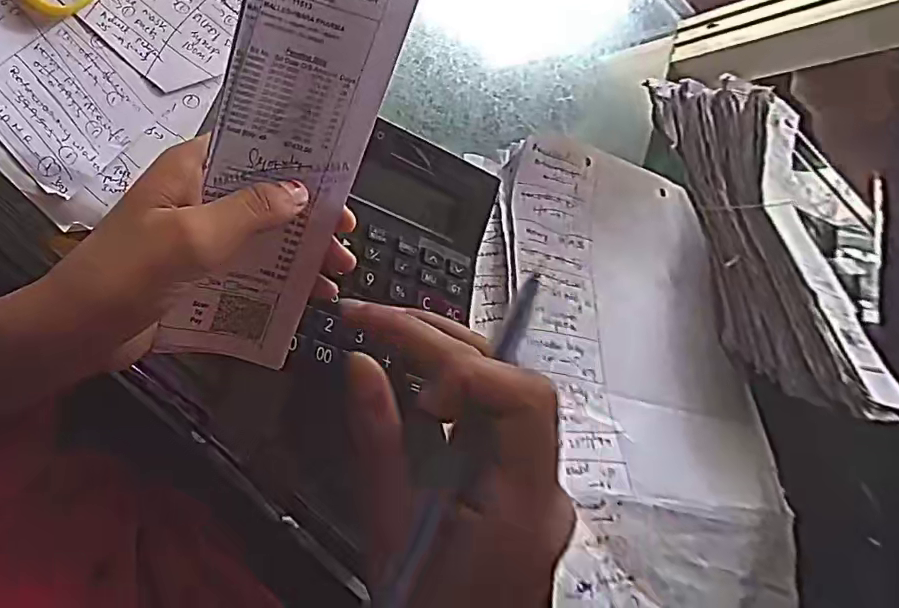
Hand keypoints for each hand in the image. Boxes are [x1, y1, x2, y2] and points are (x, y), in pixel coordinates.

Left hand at [43, 134, 356, 372]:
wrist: (72, 335)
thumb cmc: (124, 274)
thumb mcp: (191, 237)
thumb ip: (248, 211)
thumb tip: (300, 190)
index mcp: (187, 170)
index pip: (248, 146)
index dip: (292, 155)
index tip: (335, 170)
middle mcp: (194, 197)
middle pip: (260, 194)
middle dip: (304, 214)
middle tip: (346, 233)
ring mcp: (194, 238)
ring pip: (257, 235)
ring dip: (295, 251)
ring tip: (336, 271)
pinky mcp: (194, 275)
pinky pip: (243, 270)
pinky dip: (273, 281)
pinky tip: (303, 299)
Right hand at [341, 302, 574, 605]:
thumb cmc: (430, 607)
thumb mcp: (390, 526)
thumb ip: (378, 440)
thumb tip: (361, 364)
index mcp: (523, 503)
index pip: (522, 398)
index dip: (466, 372)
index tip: (412, 379)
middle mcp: (537, 484)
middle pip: (504, 375)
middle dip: (436, 338)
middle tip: (374, 319)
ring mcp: (526, 478)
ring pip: (493, 382)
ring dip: (437, 350)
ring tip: (382, 329)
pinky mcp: (505, 475)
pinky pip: (480, 406)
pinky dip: (440, 379)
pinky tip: (404, 371)